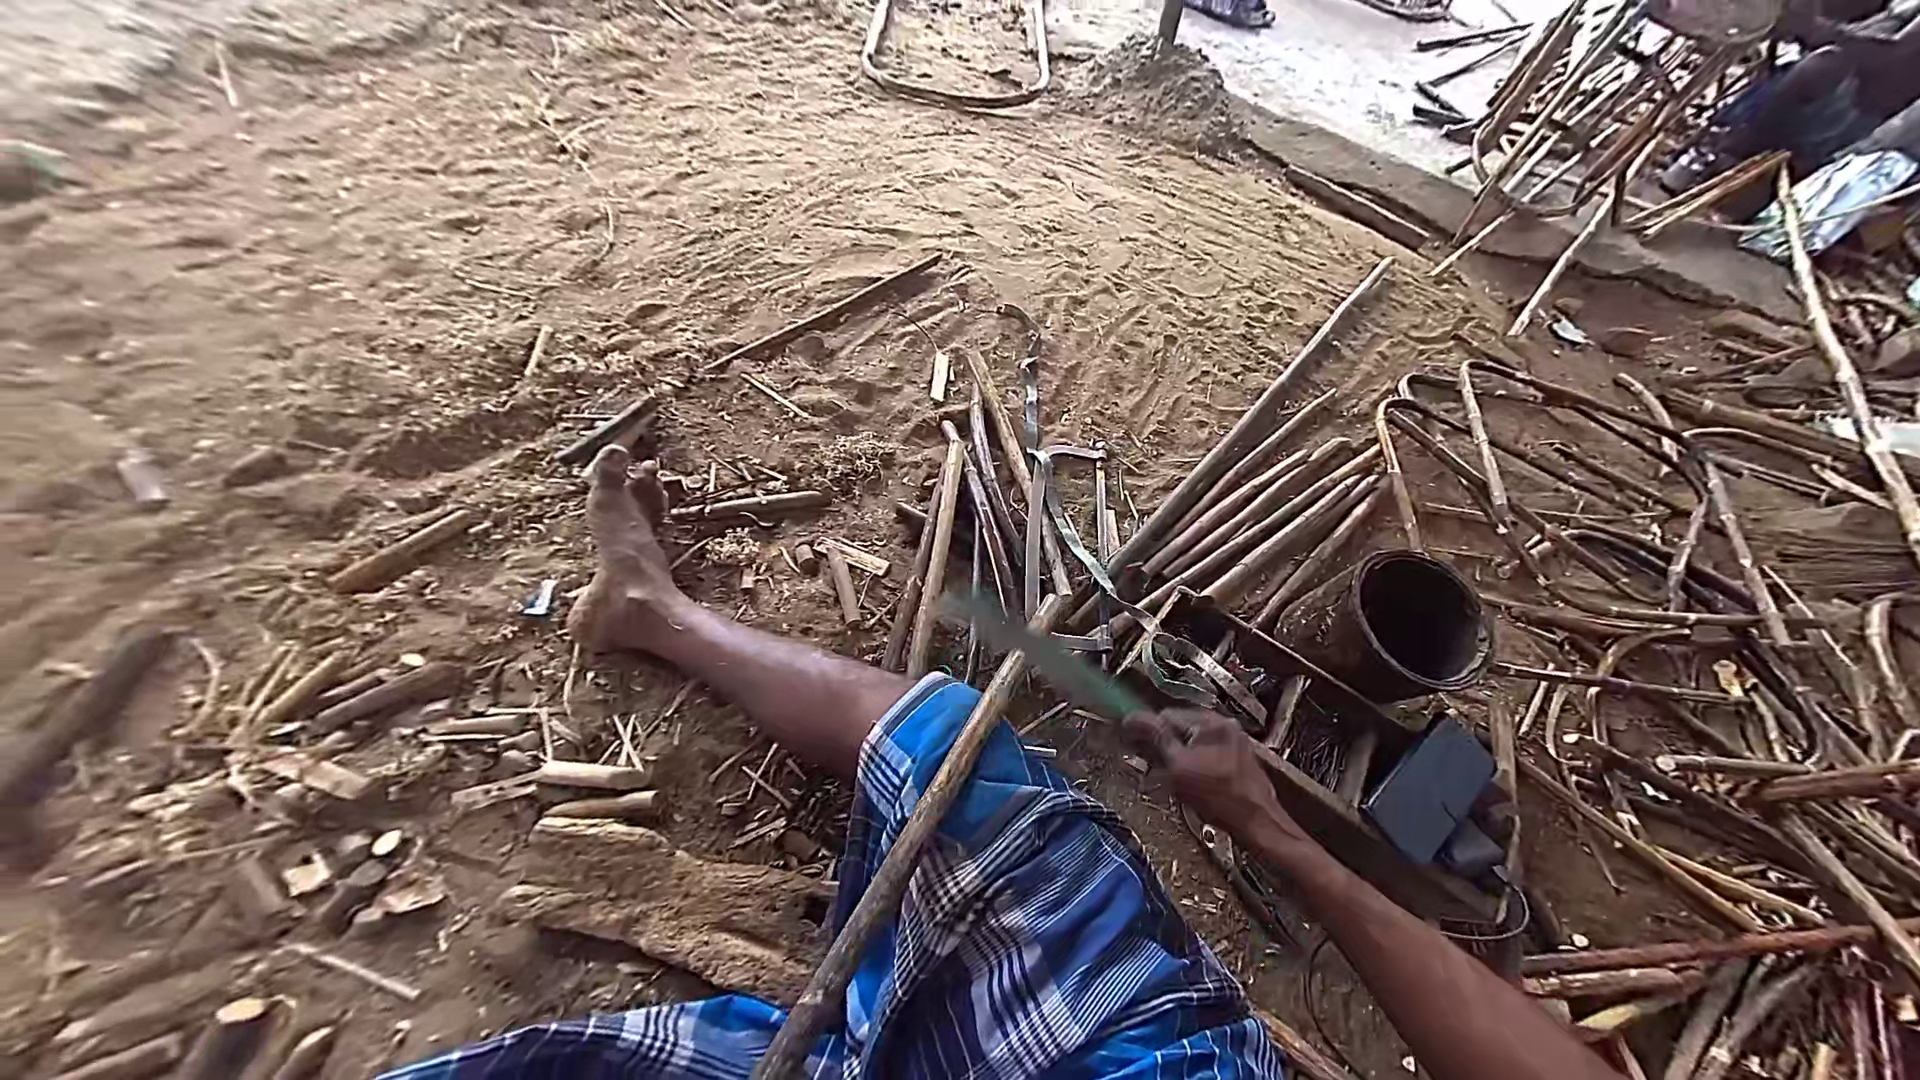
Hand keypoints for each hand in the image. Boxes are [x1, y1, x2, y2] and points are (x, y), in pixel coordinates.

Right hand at [1122, 709, 1305, 843]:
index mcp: (1209, 721)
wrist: (1259, 825)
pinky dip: (1195, 762)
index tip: (1133, 747)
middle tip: (1150, 764)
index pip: (1165, 715)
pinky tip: (1191, 781)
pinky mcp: (1240, 758)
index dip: (1146, 731)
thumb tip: (1131, 717)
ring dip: (1177, 754)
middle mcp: (1224, 724)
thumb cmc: (1217, 796)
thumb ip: (1154, 738)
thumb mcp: (1177, 766)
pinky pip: (1208, 752)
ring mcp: (1235, 741)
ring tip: (1171, 776)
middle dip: (1163, 743)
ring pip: (1193, 740)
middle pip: (1180, 726)